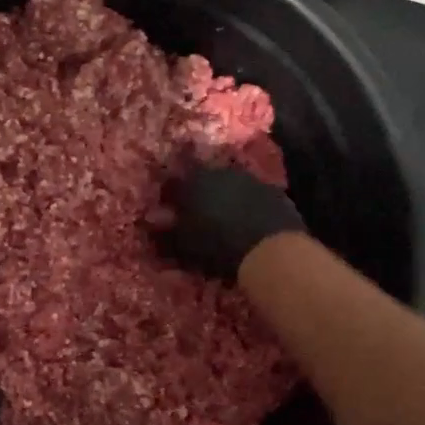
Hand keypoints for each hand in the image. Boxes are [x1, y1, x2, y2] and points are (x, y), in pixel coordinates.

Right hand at [157, 165, 305, 281]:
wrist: (270, 250)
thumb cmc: (216, 247)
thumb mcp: (182, 246)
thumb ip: (163, 234)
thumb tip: (150, 225)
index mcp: (193, 182)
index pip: (172, 182)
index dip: (168, 196)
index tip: (167, 210)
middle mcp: (220, 173)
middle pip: (202, 180)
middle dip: (197, 194)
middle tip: (195, 214)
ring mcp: (250, 180)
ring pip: (229, 186)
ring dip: (224, 198)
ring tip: (223, 220)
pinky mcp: (274, 192)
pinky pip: (253, 197)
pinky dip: (247, 207)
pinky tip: (248, 224)